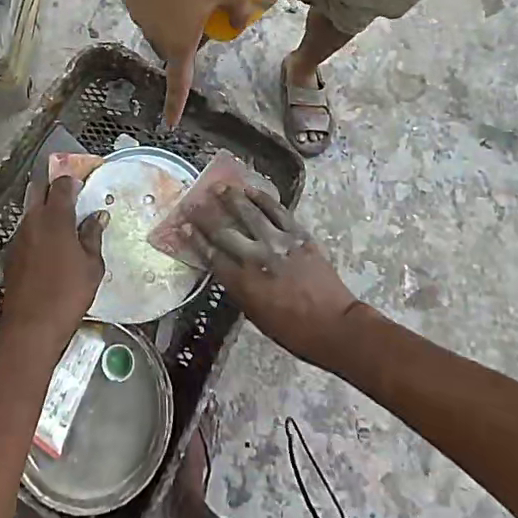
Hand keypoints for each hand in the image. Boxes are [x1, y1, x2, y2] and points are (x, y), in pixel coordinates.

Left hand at [0, 175, 107, 340]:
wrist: (30, 327)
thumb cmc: (68, 293)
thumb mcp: (92, 265)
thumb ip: (93, 236)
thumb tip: (97, 217)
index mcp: (54, 218)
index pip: (60, 185)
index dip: (72, 180)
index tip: (83, 184)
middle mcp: (32, 221)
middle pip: (39, 190)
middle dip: (53, 188)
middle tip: (72, 196)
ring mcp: (18, 238)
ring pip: (31, 211)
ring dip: (45, 210)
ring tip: (65, 223)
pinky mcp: (11, 255)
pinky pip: (26, 231)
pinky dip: (38, 230)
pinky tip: (51, 246)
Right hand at [124, 0, 260, 126]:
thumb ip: (240, 12)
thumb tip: (236, 22)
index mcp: (181, 42)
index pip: (178, 81)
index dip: (175, 103)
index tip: (170, 122)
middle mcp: (155, 34)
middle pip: (174, 47)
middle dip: (188, 38)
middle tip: (206, 10)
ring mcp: (138, 15)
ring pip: (160, 26)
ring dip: (173, 18)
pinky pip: (148, 6)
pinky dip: (159, 0)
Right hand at [185, 186, 363, 368]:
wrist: (334, 325)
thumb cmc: (293, 330)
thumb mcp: (256, 316)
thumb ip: (239, 289)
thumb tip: (227, 268)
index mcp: (244, 283)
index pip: (212, 256)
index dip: (195, 239)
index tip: (183, 226)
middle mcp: (257, 258)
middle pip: (225, 231)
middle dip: (205, 216)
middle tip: (193, 202)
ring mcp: (279, 242)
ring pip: (250, 213)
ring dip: (233, 198)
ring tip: (220, 187)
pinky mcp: (299, 235)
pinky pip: (278, 211)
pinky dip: (263, 199)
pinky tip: (252, 190)